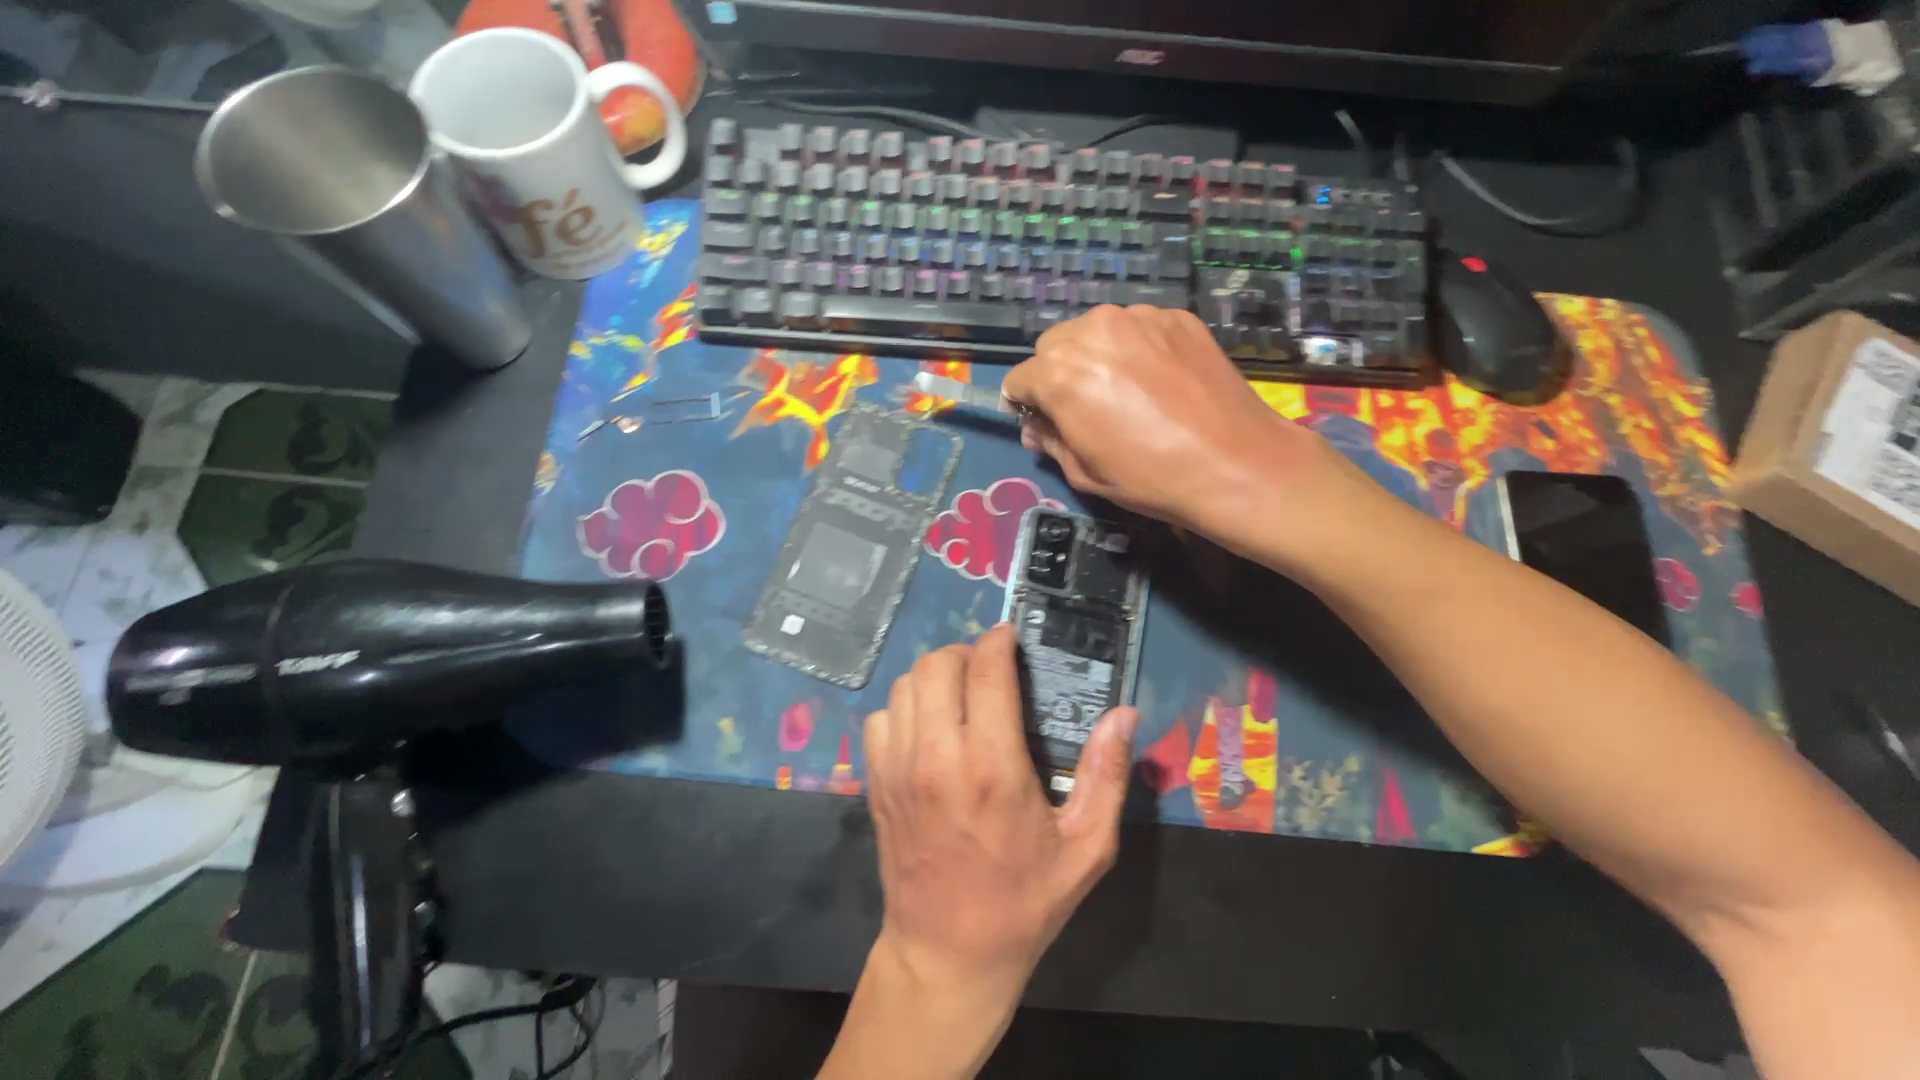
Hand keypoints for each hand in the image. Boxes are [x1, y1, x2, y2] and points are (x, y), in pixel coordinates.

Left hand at [863, 623, 1137, 993]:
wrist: (948, 953)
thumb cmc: (1023, 901)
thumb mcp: (1085, 848)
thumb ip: (1107, 776)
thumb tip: (1124, 714)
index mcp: (990, 767)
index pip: (985, 673)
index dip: (999, 642)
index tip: (1011, 637)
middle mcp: (936, 756)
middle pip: (936, 665)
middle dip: (966, 654)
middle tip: (990, 670)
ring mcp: (897, 769)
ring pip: (904, 686)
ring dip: (934, 677)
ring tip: (962, 694)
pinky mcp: (875, 784)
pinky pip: (881, 717)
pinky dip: (904, 707)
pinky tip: (928, 727)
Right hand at [1003, 304, 1350, 539]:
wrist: (1236, 464)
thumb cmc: (1151, 477)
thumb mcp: (1085, 472)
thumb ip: (1051, 441)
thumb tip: (1037, 427)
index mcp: (1059, 372)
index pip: (1019, 379)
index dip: (1026, 405)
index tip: (1044, 423)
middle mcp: (1093, 331)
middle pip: (1054, 346)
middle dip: (1059, 374)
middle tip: (1086, 408)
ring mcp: (1139, 318)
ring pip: (1096, 331)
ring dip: (1097, 355)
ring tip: (1126, 392)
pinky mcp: (1176, 317)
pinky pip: (1138, 327)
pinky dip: (1137, 348)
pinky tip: (1159, 381)